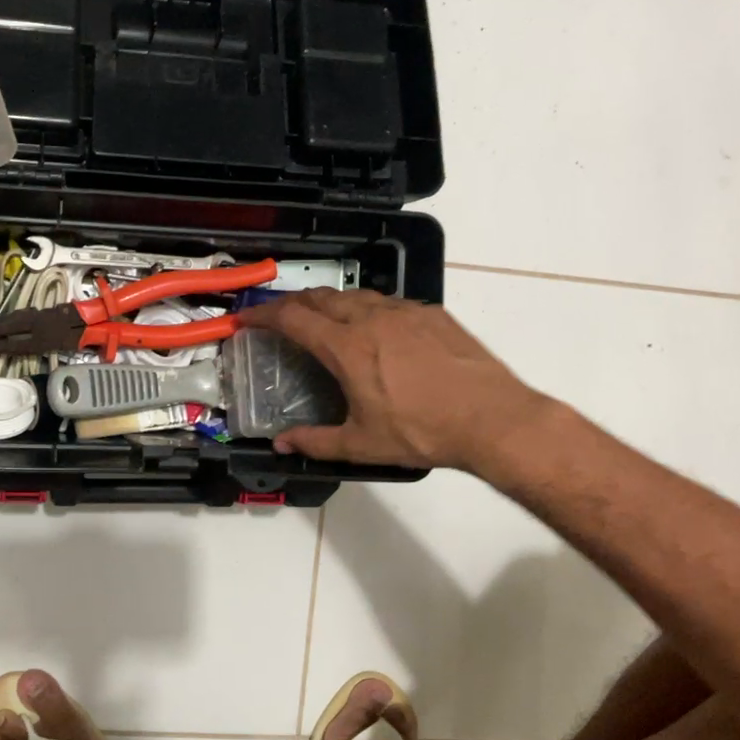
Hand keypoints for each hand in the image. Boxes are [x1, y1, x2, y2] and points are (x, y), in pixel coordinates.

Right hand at [239, 289, 550, 471]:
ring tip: (320, 317)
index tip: (246, 318)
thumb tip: (281, 445)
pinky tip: (372, 326)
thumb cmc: (422, 432)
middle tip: (277, 316)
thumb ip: (316, 442)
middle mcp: (372, 318)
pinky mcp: (433, 314)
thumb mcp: (361, 444)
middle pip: (320, 297)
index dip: (264, 315)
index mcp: (347, 347)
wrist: (493, 419)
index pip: (293, 318)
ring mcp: (405, 312)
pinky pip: (387, 301)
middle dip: (292, 303)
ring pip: (355, 294)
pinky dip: (365, 307)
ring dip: (328, 301)